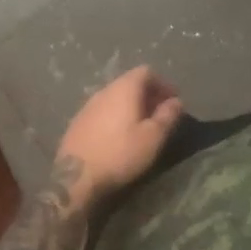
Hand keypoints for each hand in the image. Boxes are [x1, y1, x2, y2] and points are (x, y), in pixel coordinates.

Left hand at [56, 66, 183, 210]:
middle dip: (148, 95)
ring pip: (115, 97)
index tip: (173, 101)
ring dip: (131, 106)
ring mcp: (88, 105)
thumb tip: (177, 101)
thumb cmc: (120, 153)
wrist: (74, 177)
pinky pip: (103, 110)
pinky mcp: (77, 122)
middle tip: (159, 114)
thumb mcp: (153, 137)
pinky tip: (118, 135)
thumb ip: (168, 115)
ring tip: (141, 126)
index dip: (163, 83)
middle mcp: (105, 90)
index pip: (146, 72)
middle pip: (130, 83)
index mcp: (125, 88)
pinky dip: (115, 116)